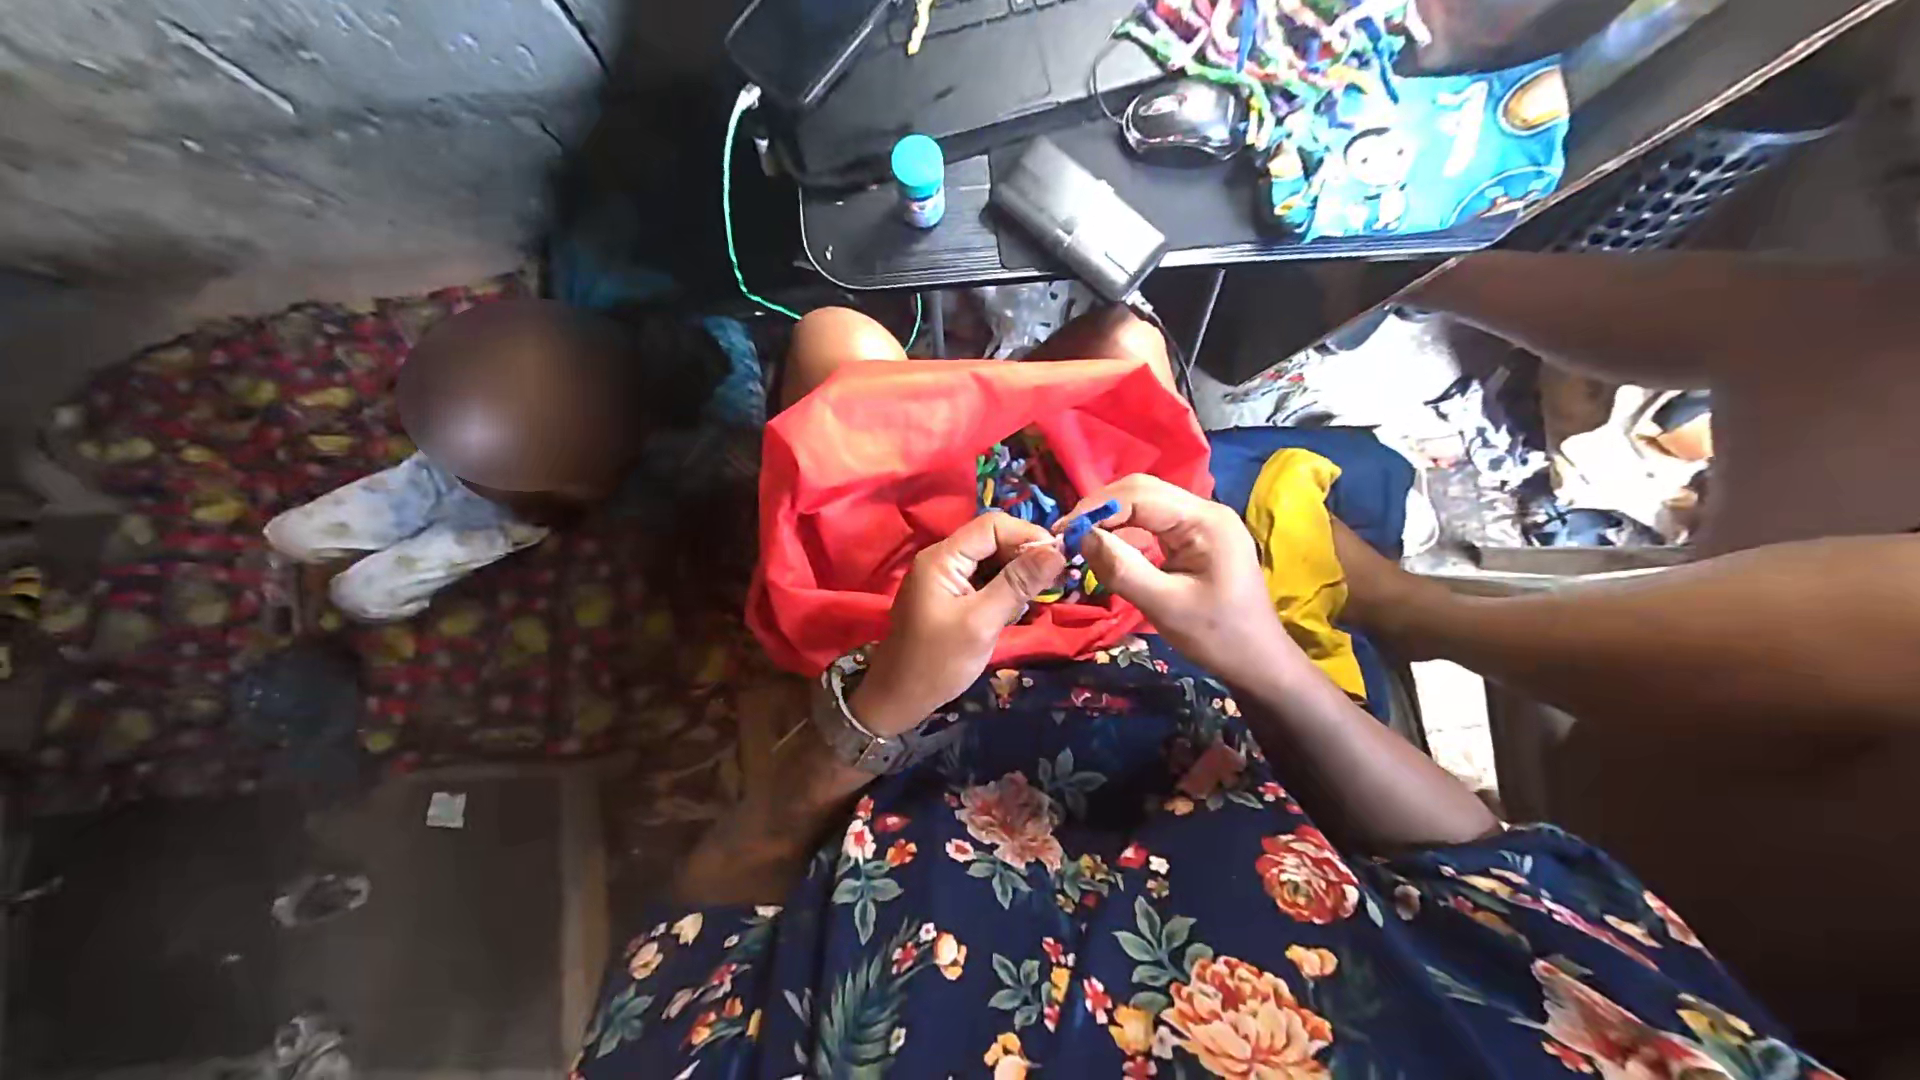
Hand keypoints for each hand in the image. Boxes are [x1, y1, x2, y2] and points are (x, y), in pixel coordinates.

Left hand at [852, 511, 1066, 734]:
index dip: (1028, 535)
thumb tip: (1057, 550)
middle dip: (1025, 555)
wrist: (897, 699)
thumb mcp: (982, 622)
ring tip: (1040, 596)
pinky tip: (1017, 609)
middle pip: (993, 540)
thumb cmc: (937, 662)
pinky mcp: (950, 596)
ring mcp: (945, 578)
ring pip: (991, 561)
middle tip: (1055, 581)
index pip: (992, 525)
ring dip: (1018, 574)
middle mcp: (942, 559)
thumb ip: (1018, 584)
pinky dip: (1004, 590)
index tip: (1059, 559)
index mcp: (942, 558)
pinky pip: (984, 580)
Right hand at [1061, 474, 1294, 680]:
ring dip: (1110, 516)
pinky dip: (1124, 528)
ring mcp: (1201, 522)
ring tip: (1080, 539)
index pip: (1139, 495)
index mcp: (1205, 520)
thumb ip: (1122, 568)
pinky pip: (1152, 520)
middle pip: (1141, 490)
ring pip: (1144, 503)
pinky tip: (1106, 544)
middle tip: (1067, 535)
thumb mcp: (1165, 605)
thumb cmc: (1217, 636)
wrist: (1258, 662)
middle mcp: (1204, 510)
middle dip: (1100, 508)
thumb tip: (1081, 536)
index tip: (1062, 533)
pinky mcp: (1194, 537)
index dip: (1096, 508)